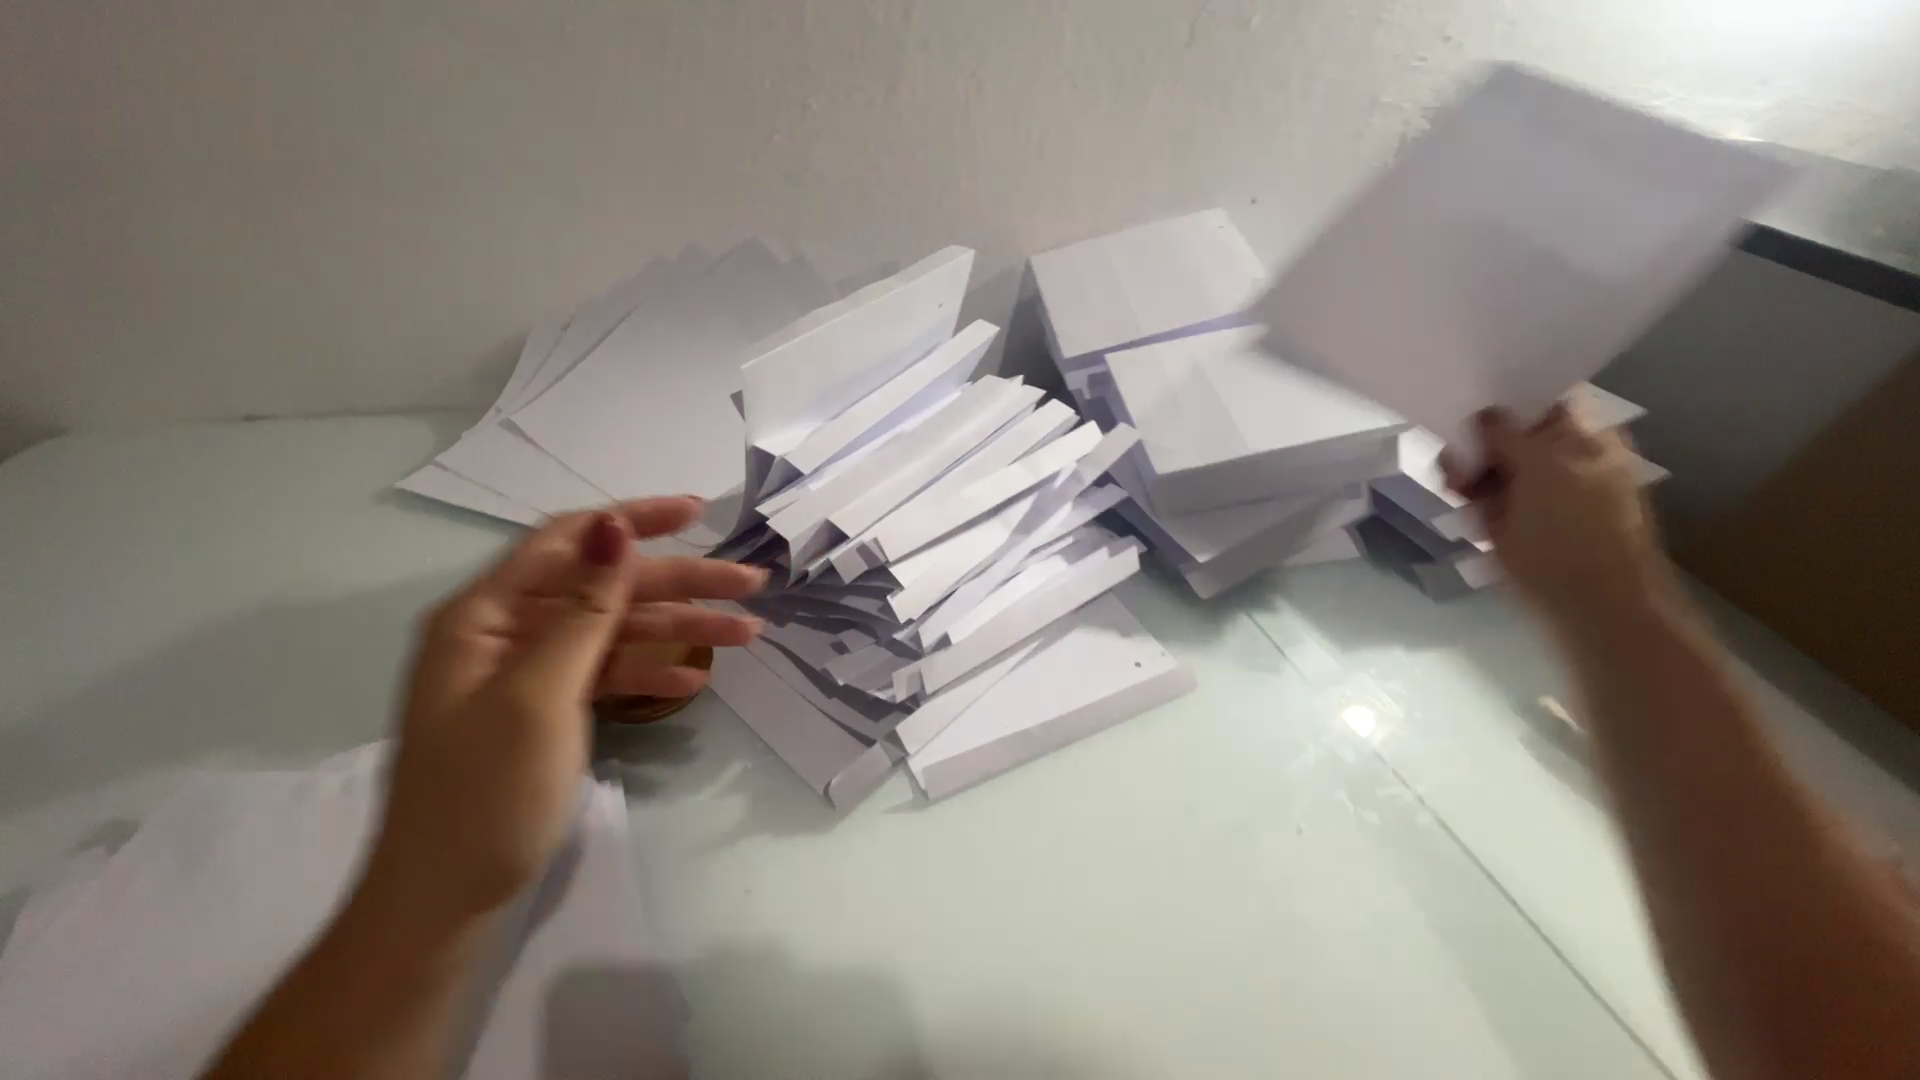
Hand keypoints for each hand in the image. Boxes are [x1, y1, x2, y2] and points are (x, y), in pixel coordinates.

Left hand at [364, 498, 766, 922]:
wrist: (444, 900)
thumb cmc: (485, 792)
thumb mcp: (539, 693)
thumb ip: (583, 608)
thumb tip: (612, 525)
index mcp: (484, 615)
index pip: (568, 541)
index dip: (635, 521)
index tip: (699, 512)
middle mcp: (504, 632)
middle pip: (604, 588)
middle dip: (678, 585)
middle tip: (750, 586)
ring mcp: (525, 674)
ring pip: (613, 633)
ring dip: (677, 633)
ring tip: (746, 634)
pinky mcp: (544, 711)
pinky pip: (604, 675)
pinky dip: (648, 676)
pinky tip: (693, 685)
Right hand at [1443, 406, 1673, 629]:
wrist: (1592, 606)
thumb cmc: (1572, 532)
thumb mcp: (1540, 468)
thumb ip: (1508, 434)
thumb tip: (1484, 412)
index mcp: (1587, 436)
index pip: (1538, 402)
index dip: (1502, 403)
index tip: (1464, 409)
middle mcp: (1571, 459)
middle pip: (1513, 436)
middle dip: (1479, 444)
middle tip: (1453, 460)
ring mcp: (1550, 495)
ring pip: (1499, 470)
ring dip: (1472, 474)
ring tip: (1456, 490)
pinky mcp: (1530, 526)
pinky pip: (1495, 501)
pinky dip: (1477, 501)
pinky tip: (1465, 508)